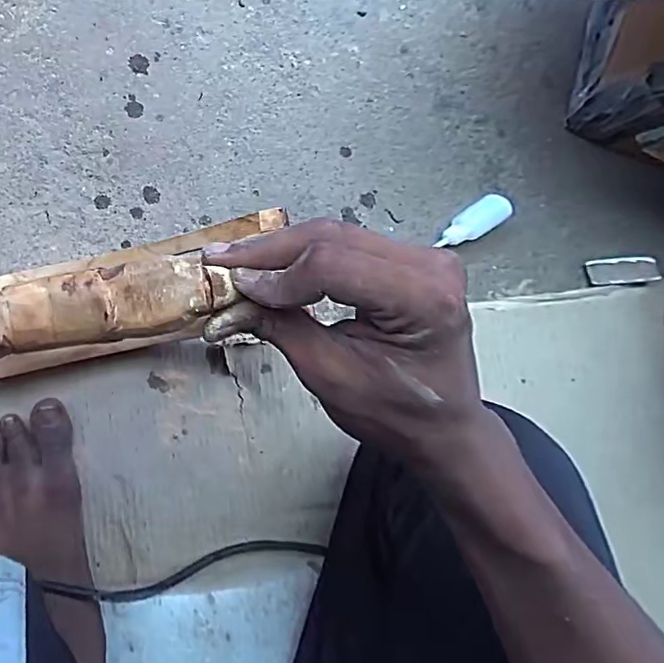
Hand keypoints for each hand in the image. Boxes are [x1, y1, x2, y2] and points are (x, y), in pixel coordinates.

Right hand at [203, 220, 487, 464]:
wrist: (442, 428)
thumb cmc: (397, 414)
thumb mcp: (331, 376)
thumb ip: (281, 328)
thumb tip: (234, 298)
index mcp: (423, 298)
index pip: (333, 265)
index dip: (277, 276)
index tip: (237, 288)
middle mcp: (429, 265)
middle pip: (330, 238)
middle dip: (269, 251)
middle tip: (221, 260)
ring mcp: (421, 257)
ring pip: (332, 234)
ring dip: (280, 248)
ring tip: (237, 261)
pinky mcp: (406, 258)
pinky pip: (344, 243)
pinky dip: (301, 253)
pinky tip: (270, 262)